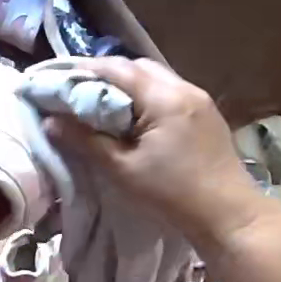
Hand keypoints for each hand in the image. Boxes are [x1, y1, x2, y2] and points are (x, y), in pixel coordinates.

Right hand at [43, 57, 269, 247]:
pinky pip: (168, 90)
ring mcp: (198, 98)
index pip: (116, 69)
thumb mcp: (123, 169)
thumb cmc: (173, 194)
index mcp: (164, 98)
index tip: (57, 79)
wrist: (229, 215)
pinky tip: (131, 114)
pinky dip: (144, 94)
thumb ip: (86, 141)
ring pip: (153, 76)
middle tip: (76, 90)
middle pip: (136, 66)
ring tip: (99, 102)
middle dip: (104, 74)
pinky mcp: (205, 111)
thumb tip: (50, 121)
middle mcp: (183, 88)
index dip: (83, 70)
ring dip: (126, 84)